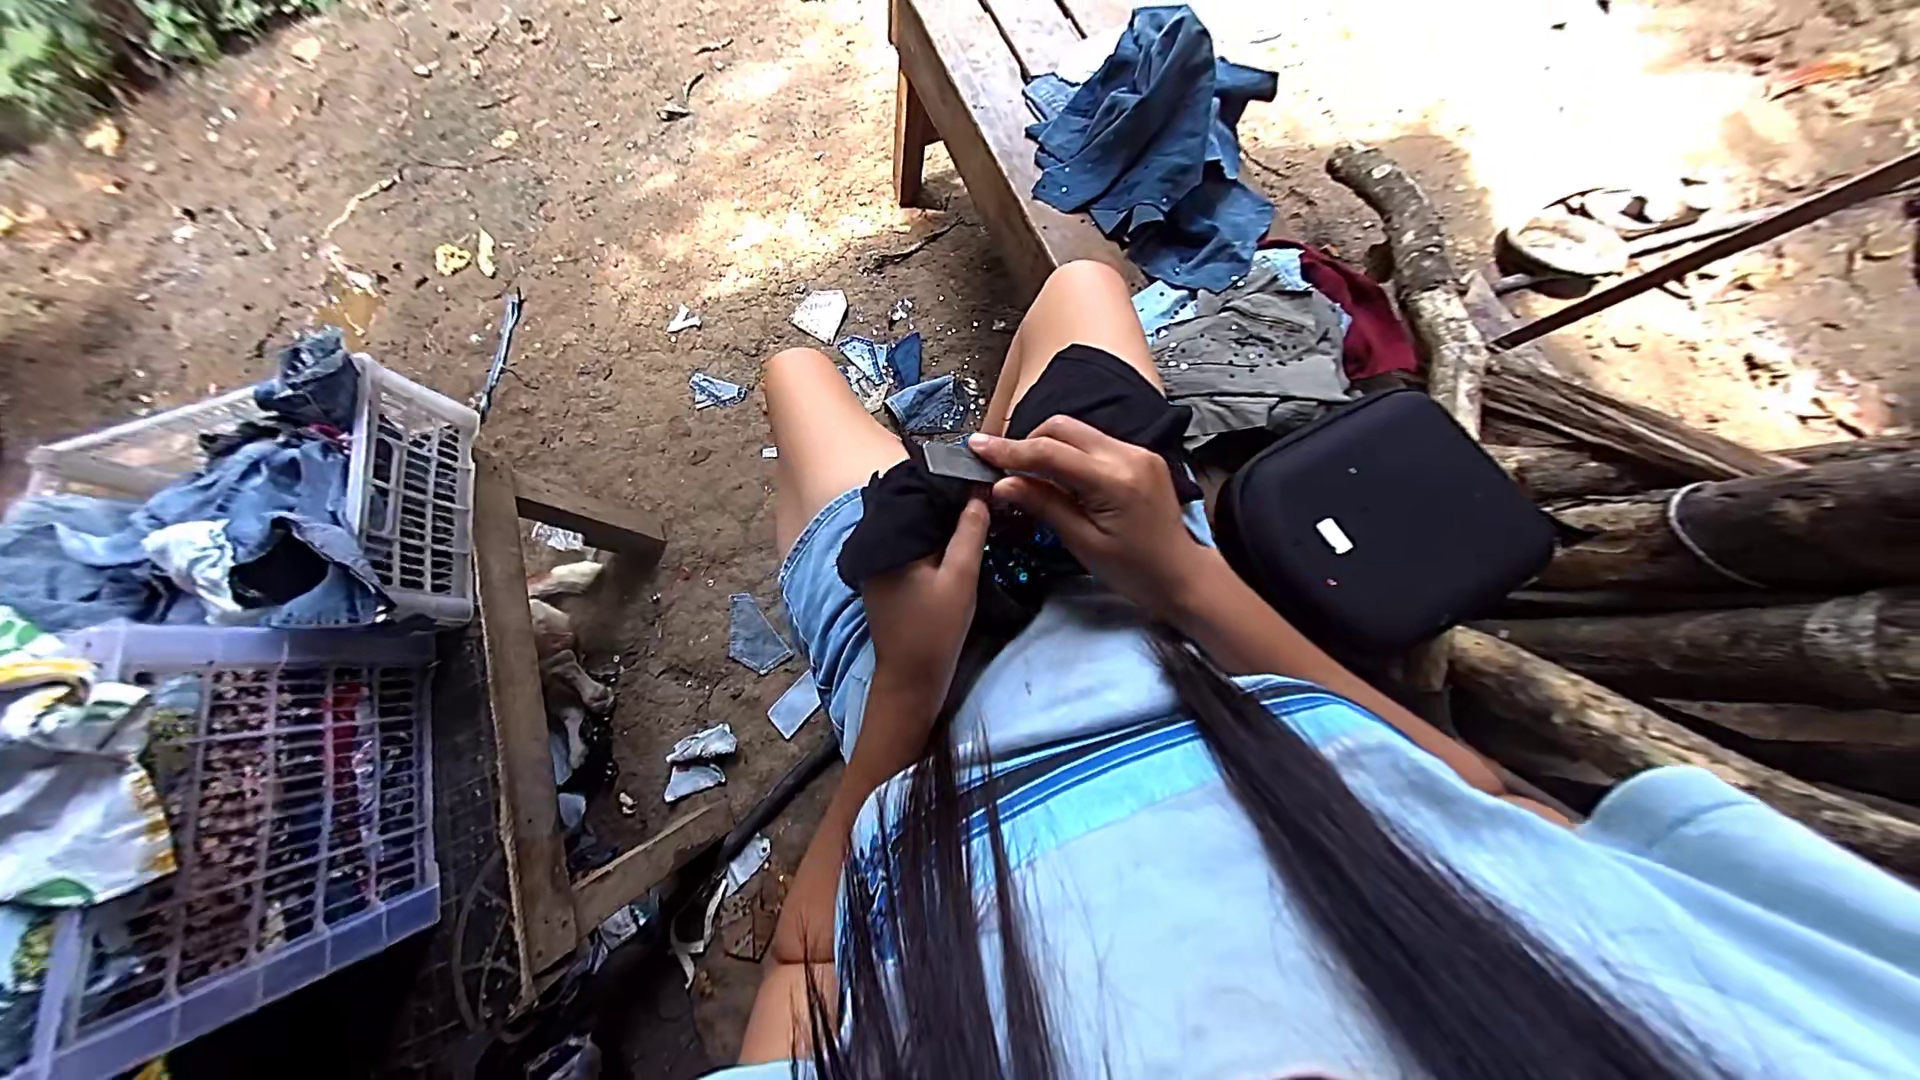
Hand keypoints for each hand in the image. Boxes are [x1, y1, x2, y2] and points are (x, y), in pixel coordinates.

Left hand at [858, 497, 989, 712]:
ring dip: (935, 520)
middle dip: (941, 501)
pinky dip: (928, 539)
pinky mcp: (884, 578)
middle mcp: (875, 546)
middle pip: (911, 510)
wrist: (911, 679)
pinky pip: (908, 546)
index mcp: (889, 541)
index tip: (974, 476)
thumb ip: (969, 533)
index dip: (945, 484)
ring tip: (968, 508)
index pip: (916, 496)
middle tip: (976, 490)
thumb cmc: (935, 630)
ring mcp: (877, 564)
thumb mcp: (960, 578)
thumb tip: (978, 494)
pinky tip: (951, 538)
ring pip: (910, 528)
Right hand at [969, 417, 1222, 620]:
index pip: (1049, 452)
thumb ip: (1043, 505)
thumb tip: (1002, 484)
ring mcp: (1137, 451)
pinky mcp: (1139, 455)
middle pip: (1062, 427)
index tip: (977, 447)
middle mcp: (1128, 455)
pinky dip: (1068, 453)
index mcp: (1114, 480)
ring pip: (1077, 431)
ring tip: (1028, 476)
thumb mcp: (1083, 543)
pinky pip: (1092, 442)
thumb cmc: (1134, 570)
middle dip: (1027, 444)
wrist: (1182, 575)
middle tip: (1004, 469)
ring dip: (1046, 447)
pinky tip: (1058, 477)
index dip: (1008, 450)